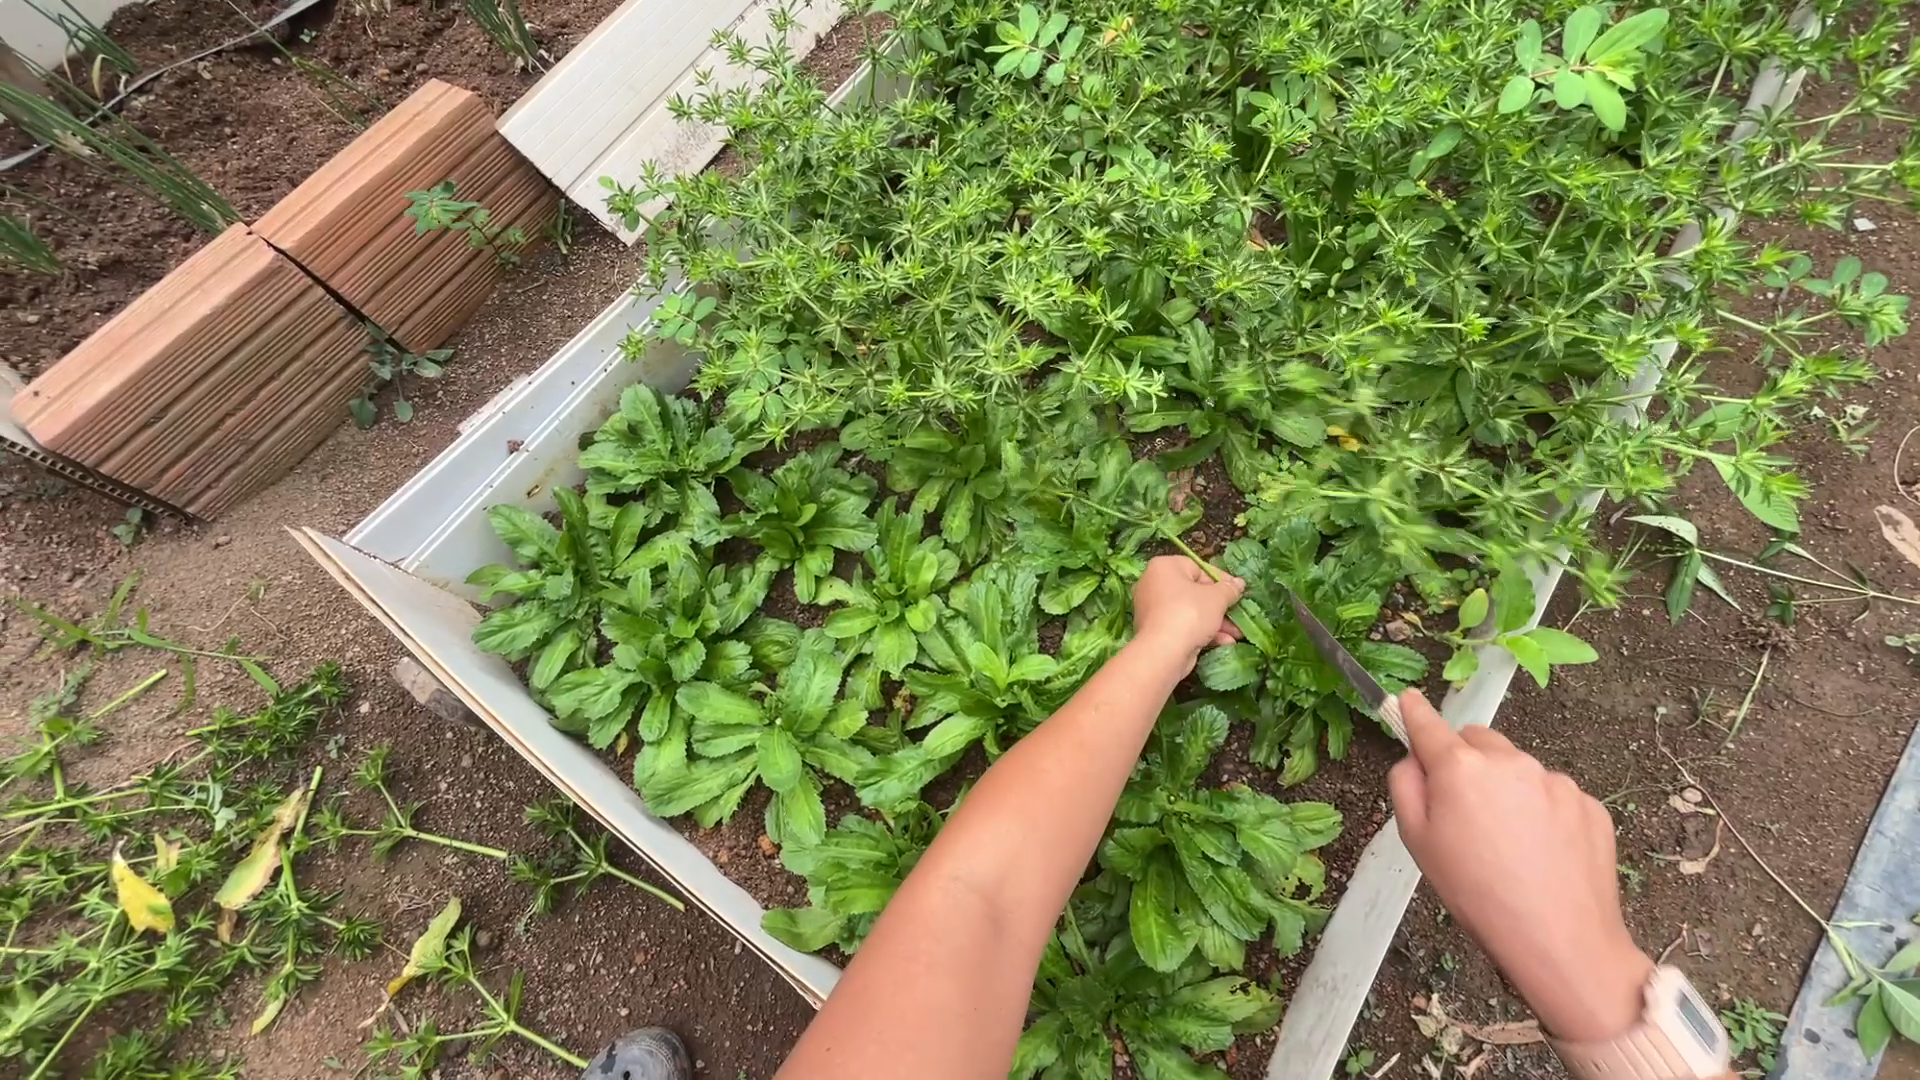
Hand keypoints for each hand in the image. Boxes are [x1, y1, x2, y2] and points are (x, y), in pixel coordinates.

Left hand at [1131, 556, 1243, 663]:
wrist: (1164, 652)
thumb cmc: (1189, 614)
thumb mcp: (1217, 598)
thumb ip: (1229, 588)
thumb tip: (1238, 583)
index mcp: (1164, 567)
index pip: (1198, 568)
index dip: (1221, 580)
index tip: (1237, 591)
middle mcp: (1153, 584)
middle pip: (1195, 592)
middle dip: (1221, 606)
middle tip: (1239, 615)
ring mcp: (1152, 608)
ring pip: (1190, 611)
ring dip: (1216, 622)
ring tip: (1238, 633)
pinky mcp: (1156, 629)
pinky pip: (1182, 625)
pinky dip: (1202, 632)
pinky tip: (1224, 642)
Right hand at [1388, 690, 1652, 1041]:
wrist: (1561, 941)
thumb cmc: (1474, 890)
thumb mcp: (1415, 838)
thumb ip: (1405, 784)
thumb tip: (1415, 759)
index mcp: (1459, 766)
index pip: (1428, 723)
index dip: (1413, 710)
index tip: (1407, 699)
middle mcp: (1509, 761)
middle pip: (1476, 740)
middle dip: (1465, 760)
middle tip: (1462, 806)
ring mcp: (1555, 781)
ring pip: (1515, 766)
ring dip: (1504, 784)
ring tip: (1507, 837)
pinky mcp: (1590, 804)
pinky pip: (1551, 792)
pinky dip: (1539, 808)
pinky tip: (1540, 847)